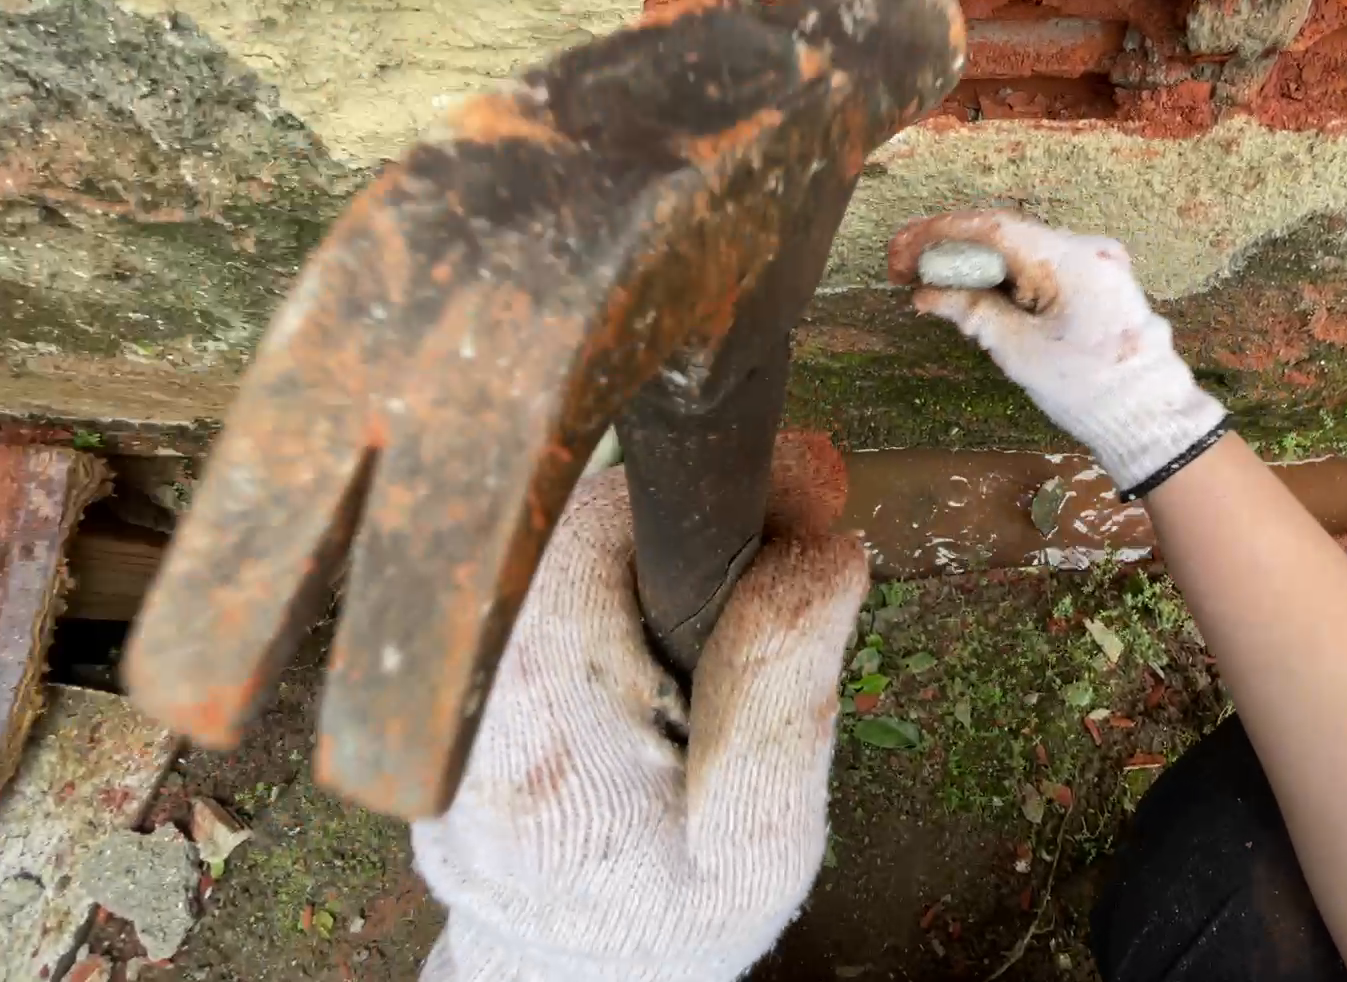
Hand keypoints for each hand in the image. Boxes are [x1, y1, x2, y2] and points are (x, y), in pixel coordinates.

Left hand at [411, 435, 867, 980]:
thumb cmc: (679, 922)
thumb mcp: (764, 835)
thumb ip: (785, 690)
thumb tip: (822, 548)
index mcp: (540, 739)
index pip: (590, 534)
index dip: (698, 497)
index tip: (793, 498)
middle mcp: (465, 706)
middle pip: (580, 530)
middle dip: (699, 518)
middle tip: (799, 522)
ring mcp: (451, 697)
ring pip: (571, 551)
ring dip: (673, 545)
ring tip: (758, 575)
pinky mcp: (463, 694)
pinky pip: (558, 588)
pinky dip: (639, 575)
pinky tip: (693, 610)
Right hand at [889, 211, 1227, 497]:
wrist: (1148, 417)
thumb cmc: (1089, 389)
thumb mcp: (1020, 351)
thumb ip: (972, 312)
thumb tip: (926, 295)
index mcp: (1071, 259)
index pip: (993, 228)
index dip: (939, 233)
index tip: (902, 247)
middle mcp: (1086, 250)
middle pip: (1003, 235)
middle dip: (949, 247)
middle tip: (902, 263)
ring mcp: (1092, 265)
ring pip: (1017, 252)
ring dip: (971, 263)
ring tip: (925, 277)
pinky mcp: (1092, 284)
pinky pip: (1036, 269)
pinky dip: (999, 277)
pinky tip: (967, 288)